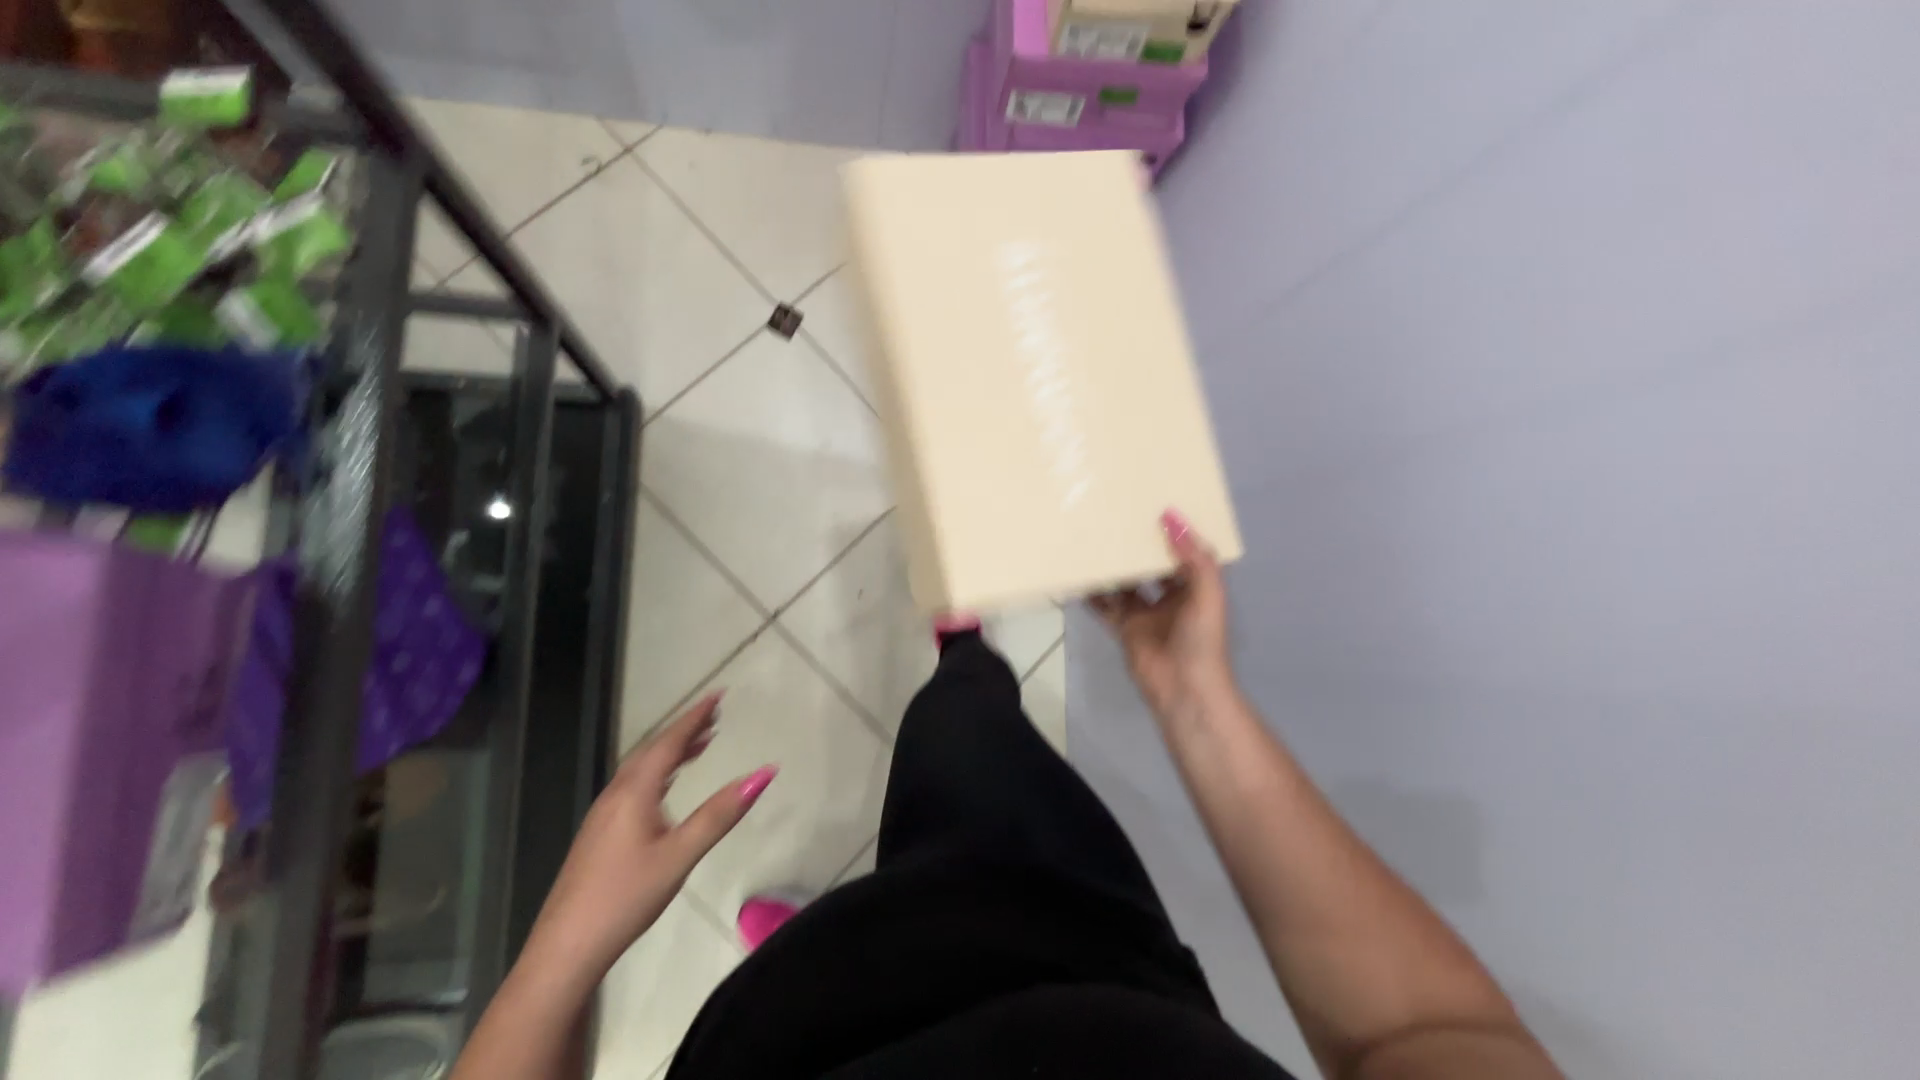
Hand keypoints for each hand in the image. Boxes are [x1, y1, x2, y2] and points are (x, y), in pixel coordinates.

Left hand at [520, 692, 776, 983]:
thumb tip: (763, 773)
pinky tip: (666, 790)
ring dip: (671, 752)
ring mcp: (603, 815)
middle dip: (685, 731)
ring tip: (700, 745)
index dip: (695, 717)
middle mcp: (615, 795)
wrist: (566, 947)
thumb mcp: (680, 855)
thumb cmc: (626, 897)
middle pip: (653, 751)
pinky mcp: (599, 835)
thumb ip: (720, 814)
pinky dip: (658, 774)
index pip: (669, 742)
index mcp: (634, 792)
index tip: (719, 694)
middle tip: (715, 717)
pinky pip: (634, 787)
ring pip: (641, 770)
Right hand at [1091, 509, 1235, 724]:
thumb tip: (1170, 515)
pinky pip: (1105, 606)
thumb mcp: (1207, 592)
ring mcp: (1146, 613)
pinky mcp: (1125, 628)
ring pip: (1126, 583)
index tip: (1154, 505)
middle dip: (1138, 546)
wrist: (1184, 689)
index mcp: (1197, 587)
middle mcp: (1172, 597)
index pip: (1185, 552)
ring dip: (1113, 566)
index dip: (1174, 531)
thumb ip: (1193, 556)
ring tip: (1093, 539)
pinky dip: (1092, 594)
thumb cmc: (1201, 639)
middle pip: (1152, 565)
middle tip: (1117, 517)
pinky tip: (1077, 576)